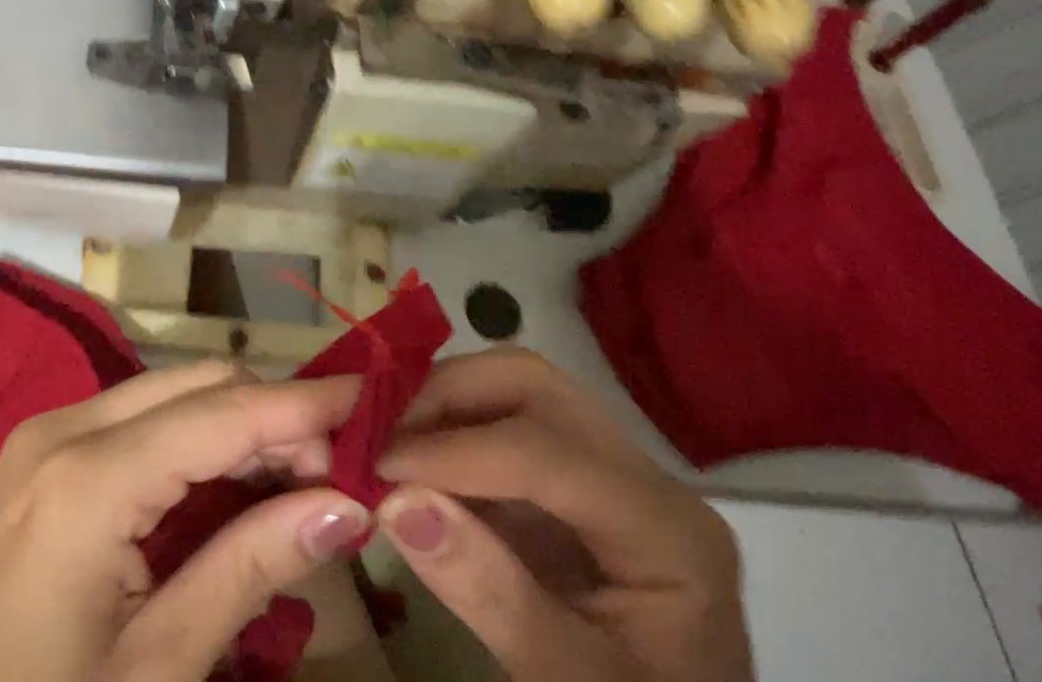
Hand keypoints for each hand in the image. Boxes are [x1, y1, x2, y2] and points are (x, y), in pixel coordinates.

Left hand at [0, 361, 369, 681]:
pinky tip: (229, 485)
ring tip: (296, 483)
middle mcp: (65, 428)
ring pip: (170, 392)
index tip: (378, 404)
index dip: (307, 405)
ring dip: (238, 423)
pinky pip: (137, 418)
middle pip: (198, 383)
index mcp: (90, 479)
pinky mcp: (42, 450)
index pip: (225, 413)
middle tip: (338, 474)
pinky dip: (194, 438)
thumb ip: (253, 567)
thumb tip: (348, 505)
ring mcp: (47, 432)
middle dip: (275, 413)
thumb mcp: (161, 659)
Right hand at [374, 350, 753, 681]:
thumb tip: (395, 501)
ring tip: (382, 443)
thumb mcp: (566, 680)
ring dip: (442, 404)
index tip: (376, 466)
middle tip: (376, 434)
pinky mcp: (569, 487)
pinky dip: (447, 433)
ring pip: (516, 392)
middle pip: (534, 388)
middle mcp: (642, 479)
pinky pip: (502, 429)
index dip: (455, 450)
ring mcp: (606, 475)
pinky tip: (407, 464)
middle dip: (445, 394)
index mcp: (665, 530)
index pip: (547, 452)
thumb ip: (488, 592)